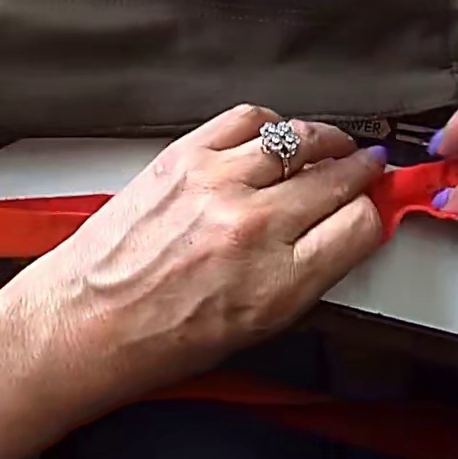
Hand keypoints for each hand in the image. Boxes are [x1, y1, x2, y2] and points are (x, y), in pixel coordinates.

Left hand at [0, 105, 387, 458]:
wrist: (81, 325)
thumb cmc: (165, 340)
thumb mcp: (258, 327)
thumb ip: (313, 272)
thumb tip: (350, 225)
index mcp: (277, 284)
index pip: (360, 225)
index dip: (375, 212)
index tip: (374, 205)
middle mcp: (253, 227)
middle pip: (338, 177)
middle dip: (363, 170)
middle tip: (369, 167)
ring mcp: (217, 183)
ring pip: (301, 138)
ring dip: (329, 139)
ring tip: (335, 144)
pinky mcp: (185, 156)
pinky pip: (250, 118)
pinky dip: (274, 123)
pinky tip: (279, 134)